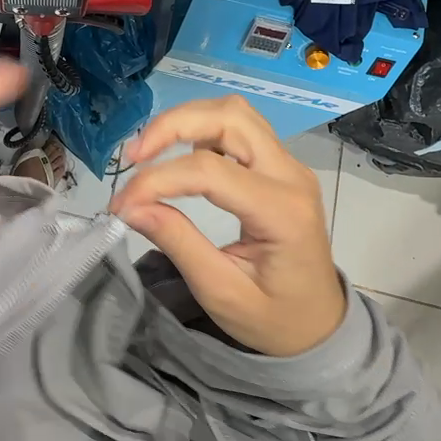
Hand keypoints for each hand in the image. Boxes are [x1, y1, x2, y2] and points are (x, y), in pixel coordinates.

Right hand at [111, 96, 345, 356]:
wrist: (320, 328)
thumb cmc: (274, 319)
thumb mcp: (222, 293)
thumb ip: (179, 243)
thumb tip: (130, 207)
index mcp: (282, 212)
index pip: (209, 171)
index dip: (156, 180)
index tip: (121, 205)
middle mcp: (291, 176)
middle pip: (229, 117)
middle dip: (172, 126)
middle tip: (133, 156)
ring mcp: (288, 166)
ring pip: (234, 113)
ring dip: (186, 121)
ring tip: (149, 151)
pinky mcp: (278, 167)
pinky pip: (239, 127)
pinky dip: (201, 129)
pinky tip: (178, 154)